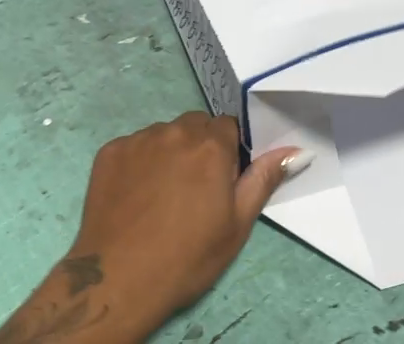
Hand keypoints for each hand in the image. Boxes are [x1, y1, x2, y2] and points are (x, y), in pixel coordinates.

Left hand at [0, 113, 305, 343]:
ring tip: (163, 196)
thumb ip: (263, 180)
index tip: (222, 180)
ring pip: (163, 134)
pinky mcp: (110, 150)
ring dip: (169, 153)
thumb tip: (293, 149)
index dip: (228, 151)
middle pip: (195, 126)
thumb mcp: (237, 226)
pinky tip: (136, 196)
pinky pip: (134, 147)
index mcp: (211, 146)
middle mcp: (174, 131)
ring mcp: (138, 139)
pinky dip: (139, 163)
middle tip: (194, 190)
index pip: (228, 127)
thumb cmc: (187, 257)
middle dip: (200, 148)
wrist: (120, 277)